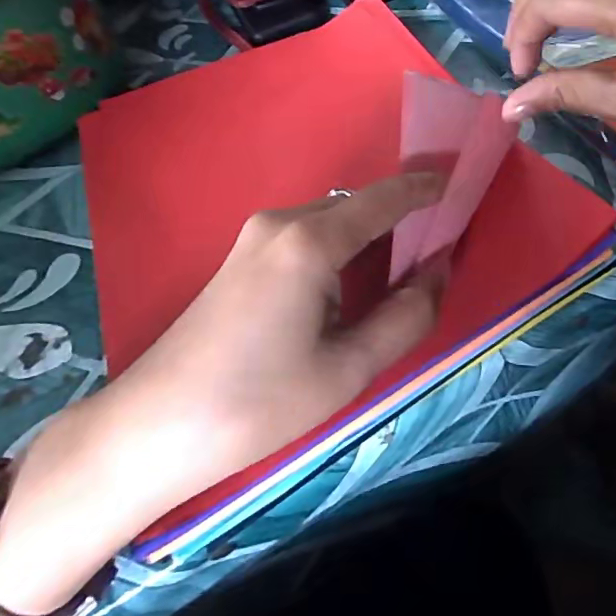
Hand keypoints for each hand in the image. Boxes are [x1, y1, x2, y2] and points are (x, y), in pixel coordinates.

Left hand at [0, 174, 444, 614]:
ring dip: (368, 242)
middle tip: (438, 258)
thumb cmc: (258, 402)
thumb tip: (439, 270)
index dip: (426, 190)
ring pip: (330, 224)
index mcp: (309, 240)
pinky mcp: (240, 259)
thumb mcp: (347, 369)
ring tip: (400, 283)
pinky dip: (338, 253)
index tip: (461, 188)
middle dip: (400, 223)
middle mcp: (280, 223)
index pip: (384, 198)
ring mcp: (254, 238)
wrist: (155, 427)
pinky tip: (349, 294)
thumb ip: (406, 315)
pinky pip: (304, 240)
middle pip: (356, 208)